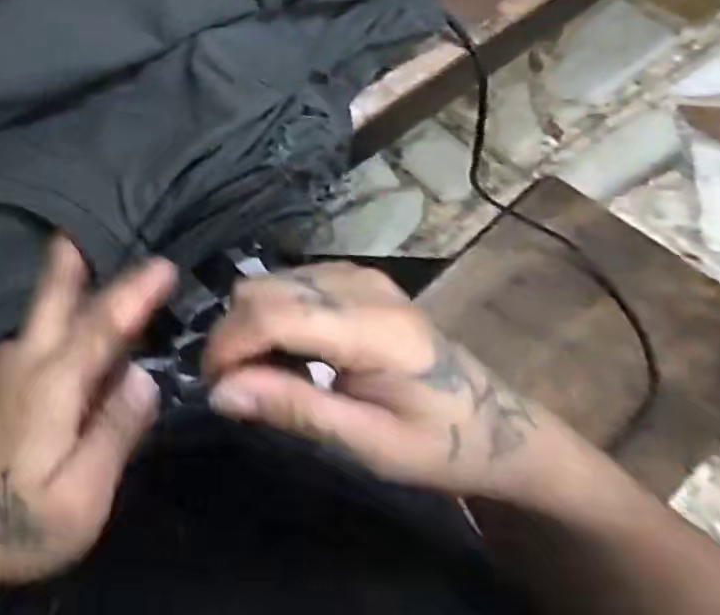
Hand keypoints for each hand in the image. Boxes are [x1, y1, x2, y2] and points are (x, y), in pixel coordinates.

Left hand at [0, 236, 177, 608]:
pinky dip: (64, 322)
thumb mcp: (80, 497)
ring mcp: (5, 369)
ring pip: (45, 316)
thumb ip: (113, 432)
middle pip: (53, 298)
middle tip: (92, 226)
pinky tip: (79, 335)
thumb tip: (144, 377)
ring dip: (73, 289)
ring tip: (104, 271)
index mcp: (49, 383)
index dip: (133, 292)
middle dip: (74, 261)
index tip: (163, 263)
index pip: (100, 325)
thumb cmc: (16, 524)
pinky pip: (39, 340)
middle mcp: (23, 360)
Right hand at [202, 262, 582, 502]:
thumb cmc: (444, 446)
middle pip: (258, 291)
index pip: (272, 315)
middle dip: (232, 336)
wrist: (505, 428)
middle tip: (237, 385)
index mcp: (376, 328)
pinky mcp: (347, 272)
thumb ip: (293, 409)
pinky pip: (280, 282)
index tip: (214, 386)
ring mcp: (353, 272)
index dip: (228, 346)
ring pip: (261, 283)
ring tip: (264, 370)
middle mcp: (359, 285)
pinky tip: (287, 348)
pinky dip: (265, 314)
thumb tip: (217, 392)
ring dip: (245, 325)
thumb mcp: (372, 446)